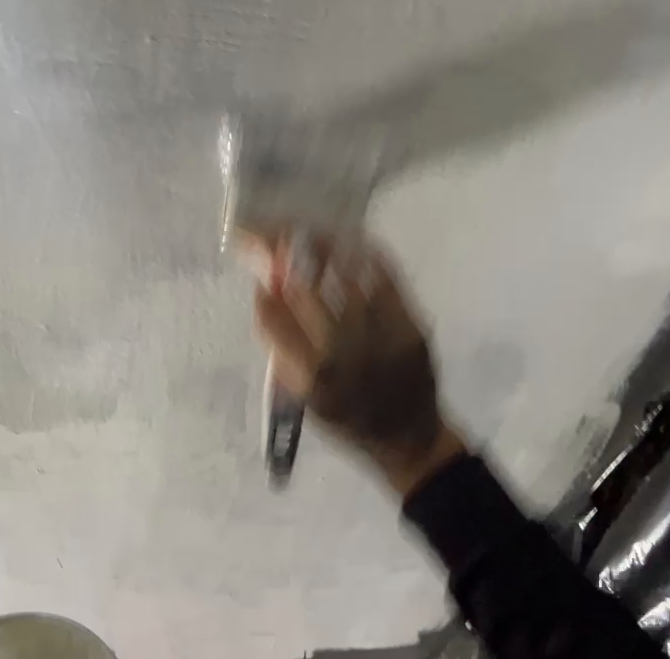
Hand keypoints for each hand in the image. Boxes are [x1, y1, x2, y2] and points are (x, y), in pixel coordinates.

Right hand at [251, 230, 465, 495]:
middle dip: (287, 256)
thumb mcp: (304, 397)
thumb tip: (267, 291)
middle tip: (279, 234)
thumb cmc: (347, 420)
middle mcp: (344, 356)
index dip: (263, 285)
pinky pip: (385, 280)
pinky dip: (365, 257)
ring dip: (324, 249)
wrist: (410, 437)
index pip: (273, 318)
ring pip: (346, 278)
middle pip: (306, 290)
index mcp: (310, 377)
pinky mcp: (411, 328)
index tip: (259, 266)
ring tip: (311, 232)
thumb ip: (283, 348)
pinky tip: (352, 246)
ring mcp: (382, 339)